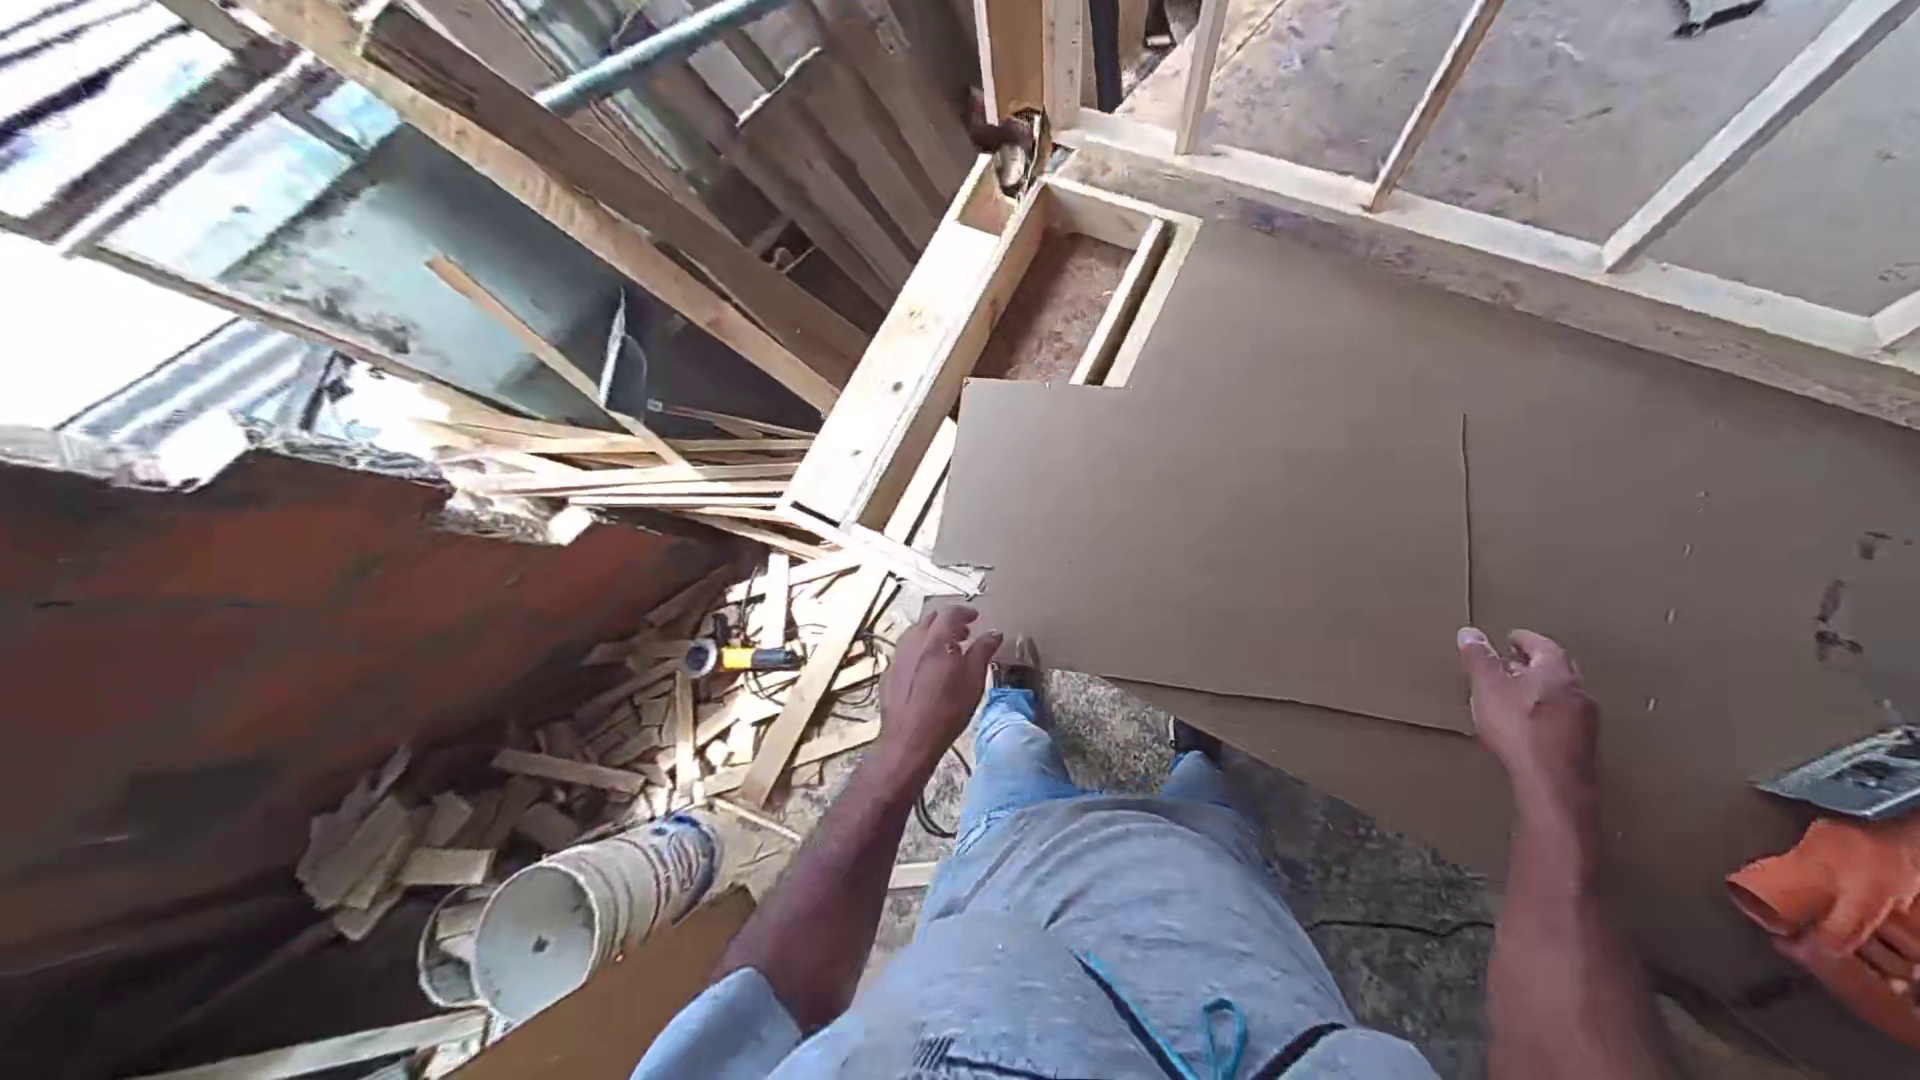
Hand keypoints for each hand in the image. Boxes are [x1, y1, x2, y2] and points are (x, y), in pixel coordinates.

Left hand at [876, 606, 1000, 778]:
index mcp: (936, 639)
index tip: (974, 617)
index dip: (965, 612)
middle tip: (964, 633)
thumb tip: (994, 634)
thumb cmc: (947, 710)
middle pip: (930, 620)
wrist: (910, 739)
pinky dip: (919, 652)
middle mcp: (913, 642)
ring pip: (914, 635)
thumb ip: (983, 651)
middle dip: (948, 622)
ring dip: (932, 636)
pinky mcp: (889, 674)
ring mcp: (898, 657)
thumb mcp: (974, 680)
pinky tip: (927, 668)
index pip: (950, 613)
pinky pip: (905, 653)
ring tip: (946, 650)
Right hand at [1457, 627, 1599, 824]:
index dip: (1524, 639)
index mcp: (1556, 673)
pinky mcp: (1581, 745)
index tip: (1512, 637)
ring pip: (1562, 694)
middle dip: (1535, 662)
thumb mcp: (1487, 686)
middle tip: (1515, 660)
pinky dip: (1546, 711)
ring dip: (1541, 688)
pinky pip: (1564, 718)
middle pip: (1557, 669)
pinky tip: (1529, 722)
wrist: (1551, 782)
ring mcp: (1584, 721)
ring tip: (1517, 690)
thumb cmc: (1520, 730)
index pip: (1543, 645)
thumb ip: (1479, 658)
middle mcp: (1577, 693)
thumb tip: (1470, 634)